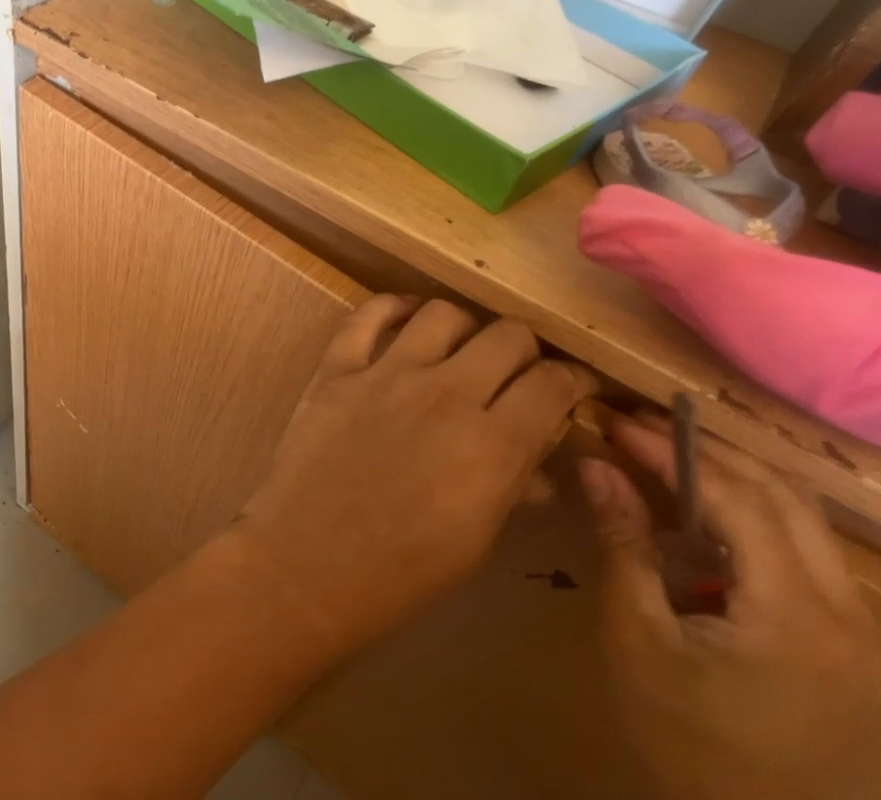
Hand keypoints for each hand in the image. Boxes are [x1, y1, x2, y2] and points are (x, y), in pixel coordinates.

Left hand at [231, 295, 595, 655]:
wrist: (307, 565)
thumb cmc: (401, 571)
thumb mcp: (477, 538)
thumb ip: (514, 486)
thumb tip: (543, 465)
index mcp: (494, 442)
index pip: (553, 382)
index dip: (573, 381)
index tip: (572, 389)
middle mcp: (446, 393)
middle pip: (508, 335)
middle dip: (524, 351)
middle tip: (515, 374)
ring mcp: (386, 375)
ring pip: (442, 313)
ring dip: (463, 328)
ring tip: (460, 351)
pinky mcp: (336, 371)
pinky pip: (366, 317)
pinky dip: (390, 308)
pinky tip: (404, 318)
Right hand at [582, 418, 880, 798]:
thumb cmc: (677, 730)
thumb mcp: (636, 636)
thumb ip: (623, 544)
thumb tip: (595, 465)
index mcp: (800, 619)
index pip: (742, 501)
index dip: (677, 453)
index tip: (621, 423)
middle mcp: (854, 616)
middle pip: (787, 499)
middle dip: (710, 453)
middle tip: (642, 429)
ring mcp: (865, 629)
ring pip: (805, 520)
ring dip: (735, 481)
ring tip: (666, 461)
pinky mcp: (856, 639)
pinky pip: (806, 553)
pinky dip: (753, 520)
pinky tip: (702, 518)